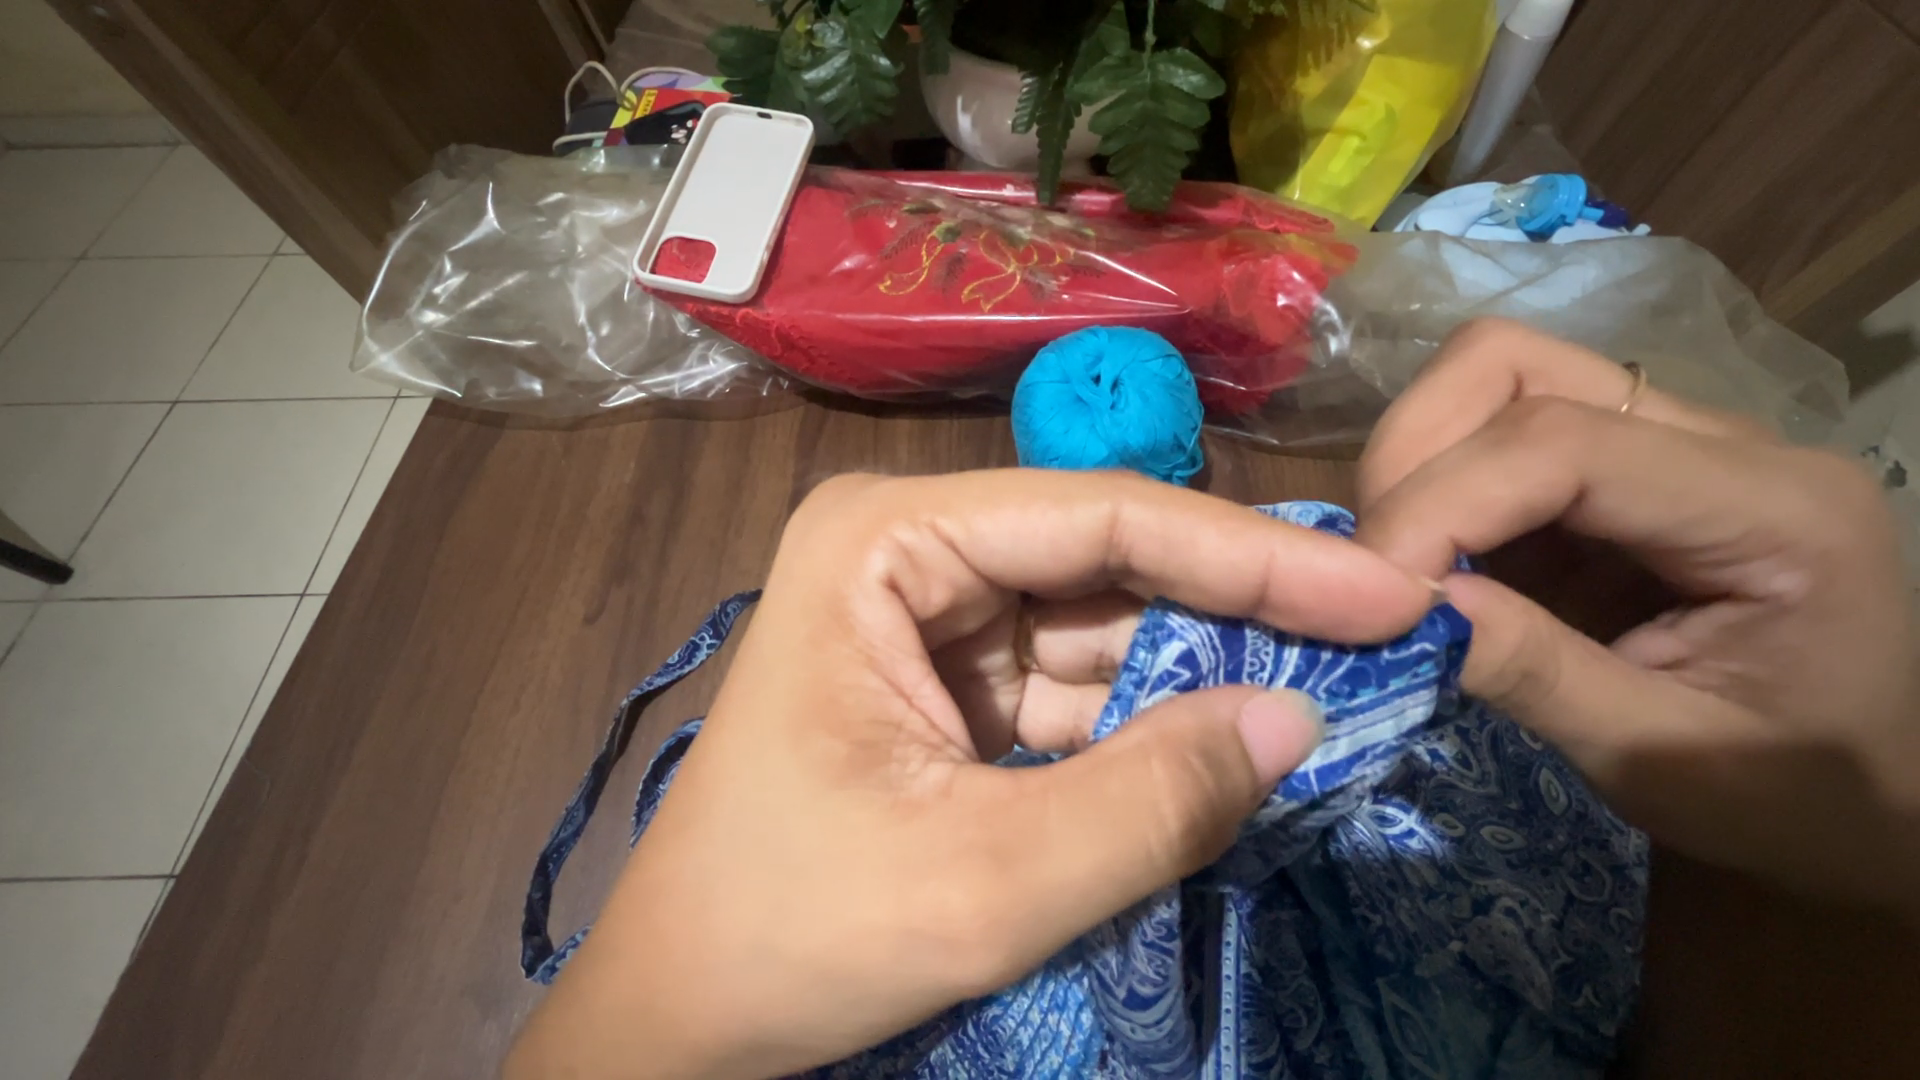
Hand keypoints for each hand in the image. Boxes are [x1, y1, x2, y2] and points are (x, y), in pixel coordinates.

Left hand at [505, 470, 1436, 1079]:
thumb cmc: (794, 928)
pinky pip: (1073, 678)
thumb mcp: (984, 881)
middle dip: (1237, 604)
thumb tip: (1300, 718)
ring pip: (1099, 619)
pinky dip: (1152, 713)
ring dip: (1204, 663)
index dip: (1250, 554)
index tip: (1386, 587)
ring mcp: (929, 609)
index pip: (1096, 518)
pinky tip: (1233, 733)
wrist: (686, 1004)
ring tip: (1335, 686)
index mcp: (884, 540)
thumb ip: (1153, 800)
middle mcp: (908, 548)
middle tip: (1385, 632)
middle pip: (1104, 558)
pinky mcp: (950, 676)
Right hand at [1354, 319, 1919, 912]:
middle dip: (1409, 458)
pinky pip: (1476, 436)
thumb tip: (1398, 607)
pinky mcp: (1598, 472)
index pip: (1557, 444)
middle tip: (1377, 564)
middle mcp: (1711, 441)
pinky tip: (1430, 560)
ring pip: (1480, 383)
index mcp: (1767, 507)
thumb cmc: (1790, 795)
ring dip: (1408, 465)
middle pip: (1504, 367)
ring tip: (1400, 561)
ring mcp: (1651, 444)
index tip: (1370, 593)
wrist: (1862, 797)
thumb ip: (1533, 674)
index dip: (1437, 505)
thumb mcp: (1664, 759)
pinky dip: (1423, 489)